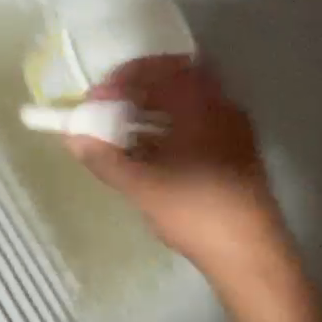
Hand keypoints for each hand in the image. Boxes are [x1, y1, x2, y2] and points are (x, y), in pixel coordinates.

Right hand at [65, 56, 293, 284]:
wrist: (248, 251)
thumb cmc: (195, 211)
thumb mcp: (141, 186)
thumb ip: (104, 158)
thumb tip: (73, 136)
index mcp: (203, 110)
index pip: (163, 71)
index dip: (124, 78)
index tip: (95, 98)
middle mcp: (223, 111)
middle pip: (178, 82)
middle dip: (138, 90)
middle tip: (107, 107)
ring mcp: (231, 132)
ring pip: (187, 105)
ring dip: (150, 110)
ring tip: (119, 131)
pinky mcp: (232, 154)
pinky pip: (195, 125)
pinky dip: (166, 129)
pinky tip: (145, 153)